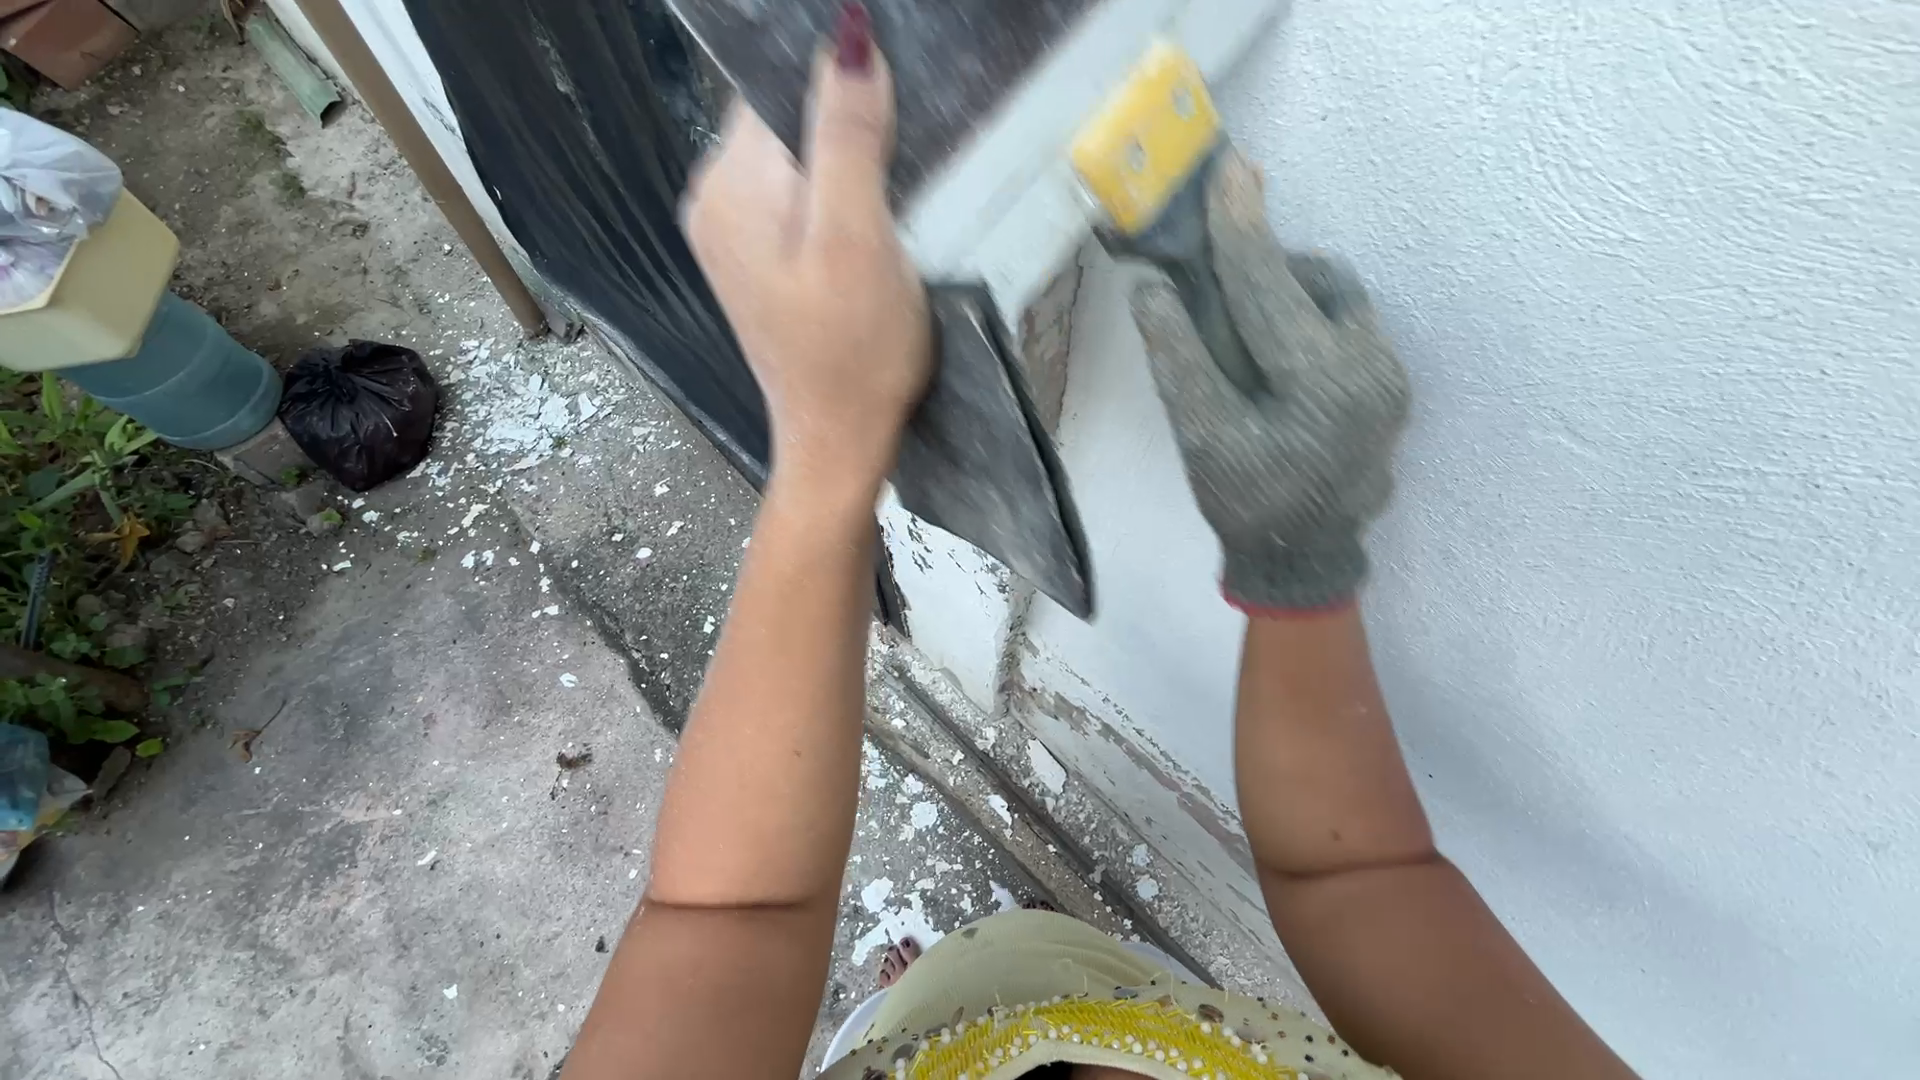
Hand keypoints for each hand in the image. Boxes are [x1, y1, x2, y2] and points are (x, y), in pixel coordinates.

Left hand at [681, 34, 929, 511]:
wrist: (839, 442)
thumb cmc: (855, 352)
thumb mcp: (858, 241)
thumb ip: (846, 137)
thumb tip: (846, 32)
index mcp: (729, 188)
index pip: (778, 88)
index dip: (838, 88)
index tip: (893, 126)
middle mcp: (715, 202)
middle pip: (784, 121)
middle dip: (844, 128)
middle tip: (904, 172)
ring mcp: (733, 236)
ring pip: (795, 160)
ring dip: (846, 166)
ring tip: (890, 209)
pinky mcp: (759, 264)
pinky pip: (797, 201)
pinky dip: (836, 201)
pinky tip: (868, 233)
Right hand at [1129, 149, 1410, 611]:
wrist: (1304, 556)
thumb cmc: (1245, 501)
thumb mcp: (1199, 436)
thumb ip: (1179, 359)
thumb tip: (1154, 288)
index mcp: (1322, 381)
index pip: (1269, 289)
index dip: (1239, 230)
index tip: (1226, 169)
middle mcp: (1373, 367)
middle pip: (1316, 282)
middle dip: (1265, 265)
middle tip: (1220, 266)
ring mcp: (1393, 377)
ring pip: (1339, 303)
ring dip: (1288, 297)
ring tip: (1245, 328)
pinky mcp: (1394, 386)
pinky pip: (1349, 329)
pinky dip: (1307, 325)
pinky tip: (1278, 357)